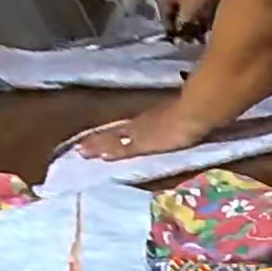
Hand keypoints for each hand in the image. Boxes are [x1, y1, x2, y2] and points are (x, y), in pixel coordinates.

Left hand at [76, 100, 216, 160]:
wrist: (191, 114)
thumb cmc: (189, 113)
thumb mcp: (177, 118)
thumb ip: (171, 122)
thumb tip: (173, 124)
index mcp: (147, 120)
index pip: (125, 129)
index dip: (109, 134)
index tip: (92, 139)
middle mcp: (140, 125)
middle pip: (115, 134)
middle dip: (98, 140)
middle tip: (80, 149)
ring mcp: (141, 134)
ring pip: (114, 139)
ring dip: (99, 145)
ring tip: (83, 152)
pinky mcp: (145, 144)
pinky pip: (126, 148)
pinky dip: (114, 152)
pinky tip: (102, 157)